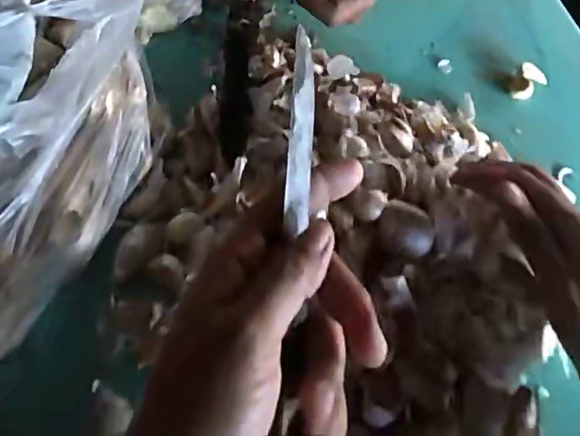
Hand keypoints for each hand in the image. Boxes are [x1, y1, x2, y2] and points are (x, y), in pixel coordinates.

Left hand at [133, 160, 388, 435]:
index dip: (317, 186)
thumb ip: (287, 278)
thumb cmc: (206, 410)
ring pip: (324, 330)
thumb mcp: (248, 339)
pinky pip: (318, 375)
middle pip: (316, 272)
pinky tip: (304, 429)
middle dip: (345, 310)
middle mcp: (251, 298)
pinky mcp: (276, 384)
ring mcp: (265, 343)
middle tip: (374, 349)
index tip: (356, 170)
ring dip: (327, 374)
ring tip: (307, 416)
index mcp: (234, 271)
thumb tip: (320, 225)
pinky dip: (320, 406)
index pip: (279, 209)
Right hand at [454, 162, 579, 435]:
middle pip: (533, 186)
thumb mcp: (563, 291)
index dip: (490, 172)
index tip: (454, 177)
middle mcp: (579, 230)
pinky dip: (514, 234)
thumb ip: (534, 237)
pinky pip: (539, 242)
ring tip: (470, 202)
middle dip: (495, 176)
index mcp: (578, 227)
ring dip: (504, 199)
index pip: (527, 181)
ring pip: (535, 210)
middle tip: (458, 181)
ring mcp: (579, 253)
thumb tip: (501, 185)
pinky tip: (495, 250)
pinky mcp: (574, 276)